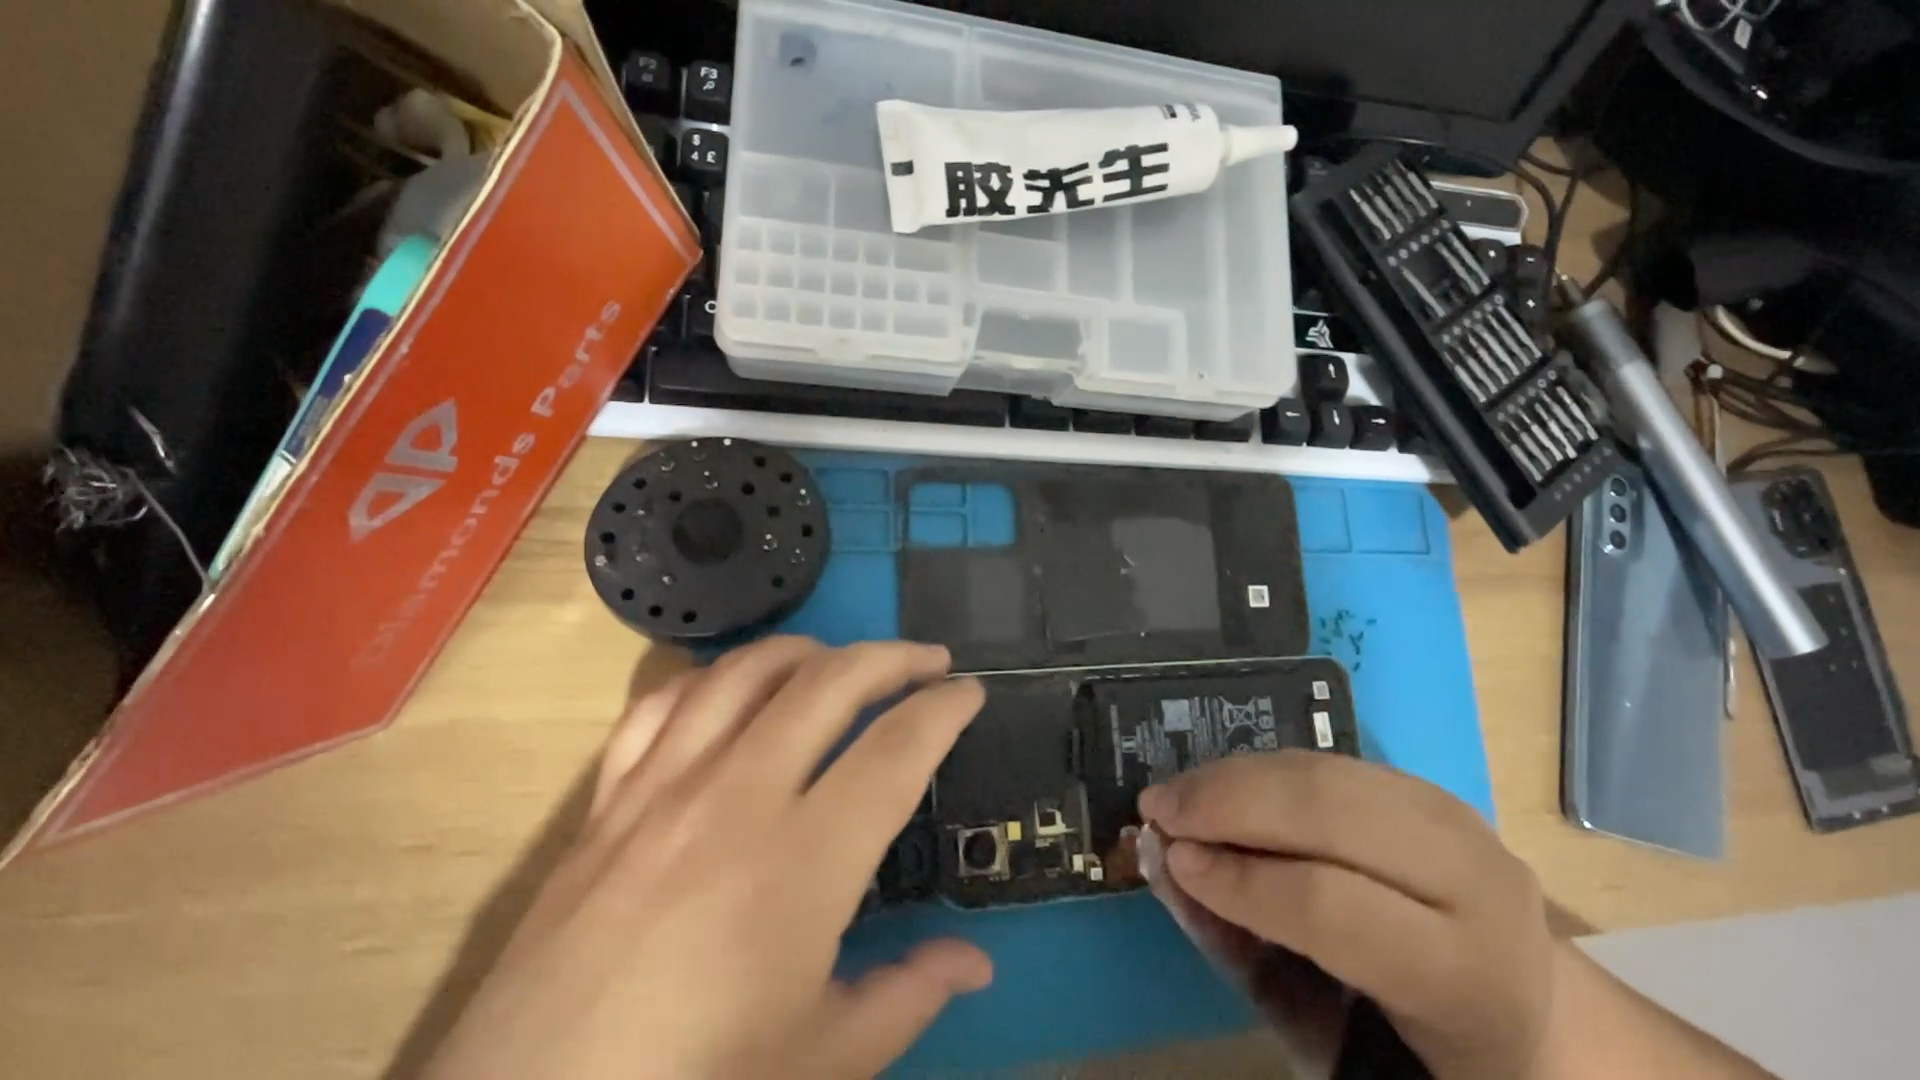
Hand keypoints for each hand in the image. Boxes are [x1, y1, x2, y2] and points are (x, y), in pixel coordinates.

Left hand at [424, 637, 991, 1079]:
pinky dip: (708, 678)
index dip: (943, 711)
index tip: (970, 692)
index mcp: (804, 861)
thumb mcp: (819, 1058)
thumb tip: (974, 963)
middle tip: (928, 661)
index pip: (895, 753)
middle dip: (891, 658)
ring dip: (806, 650)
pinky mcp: (606, 801)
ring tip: (841, 658)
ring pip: (743, 675)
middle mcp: (736, 798)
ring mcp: (663, 789)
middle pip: (827, 685)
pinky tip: (730, 686)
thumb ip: (906, 998)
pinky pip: (659, 706)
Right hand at [1138, 751, 1554, 1079]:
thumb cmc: (1419, 1039)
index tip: (1174, 862)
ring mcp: (1457, 820)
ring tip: (1180, 792)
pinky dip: (1266, 770)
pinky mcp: (1431, 791)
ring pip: (1329, 772)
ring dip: (1239, 775)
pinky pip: (1333, 764)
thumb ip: (1256, 956)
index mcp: (1462, 971)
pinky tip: (1226, 784)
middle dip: (1230, 803)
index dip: (1242, 880)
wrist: (1524, 1005)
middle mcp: (1474, 879)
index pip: (1333, 906)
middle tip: (1158, 809)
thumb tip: (1178, 873)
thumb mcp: (1339, 1032)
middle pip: (1331, 812)